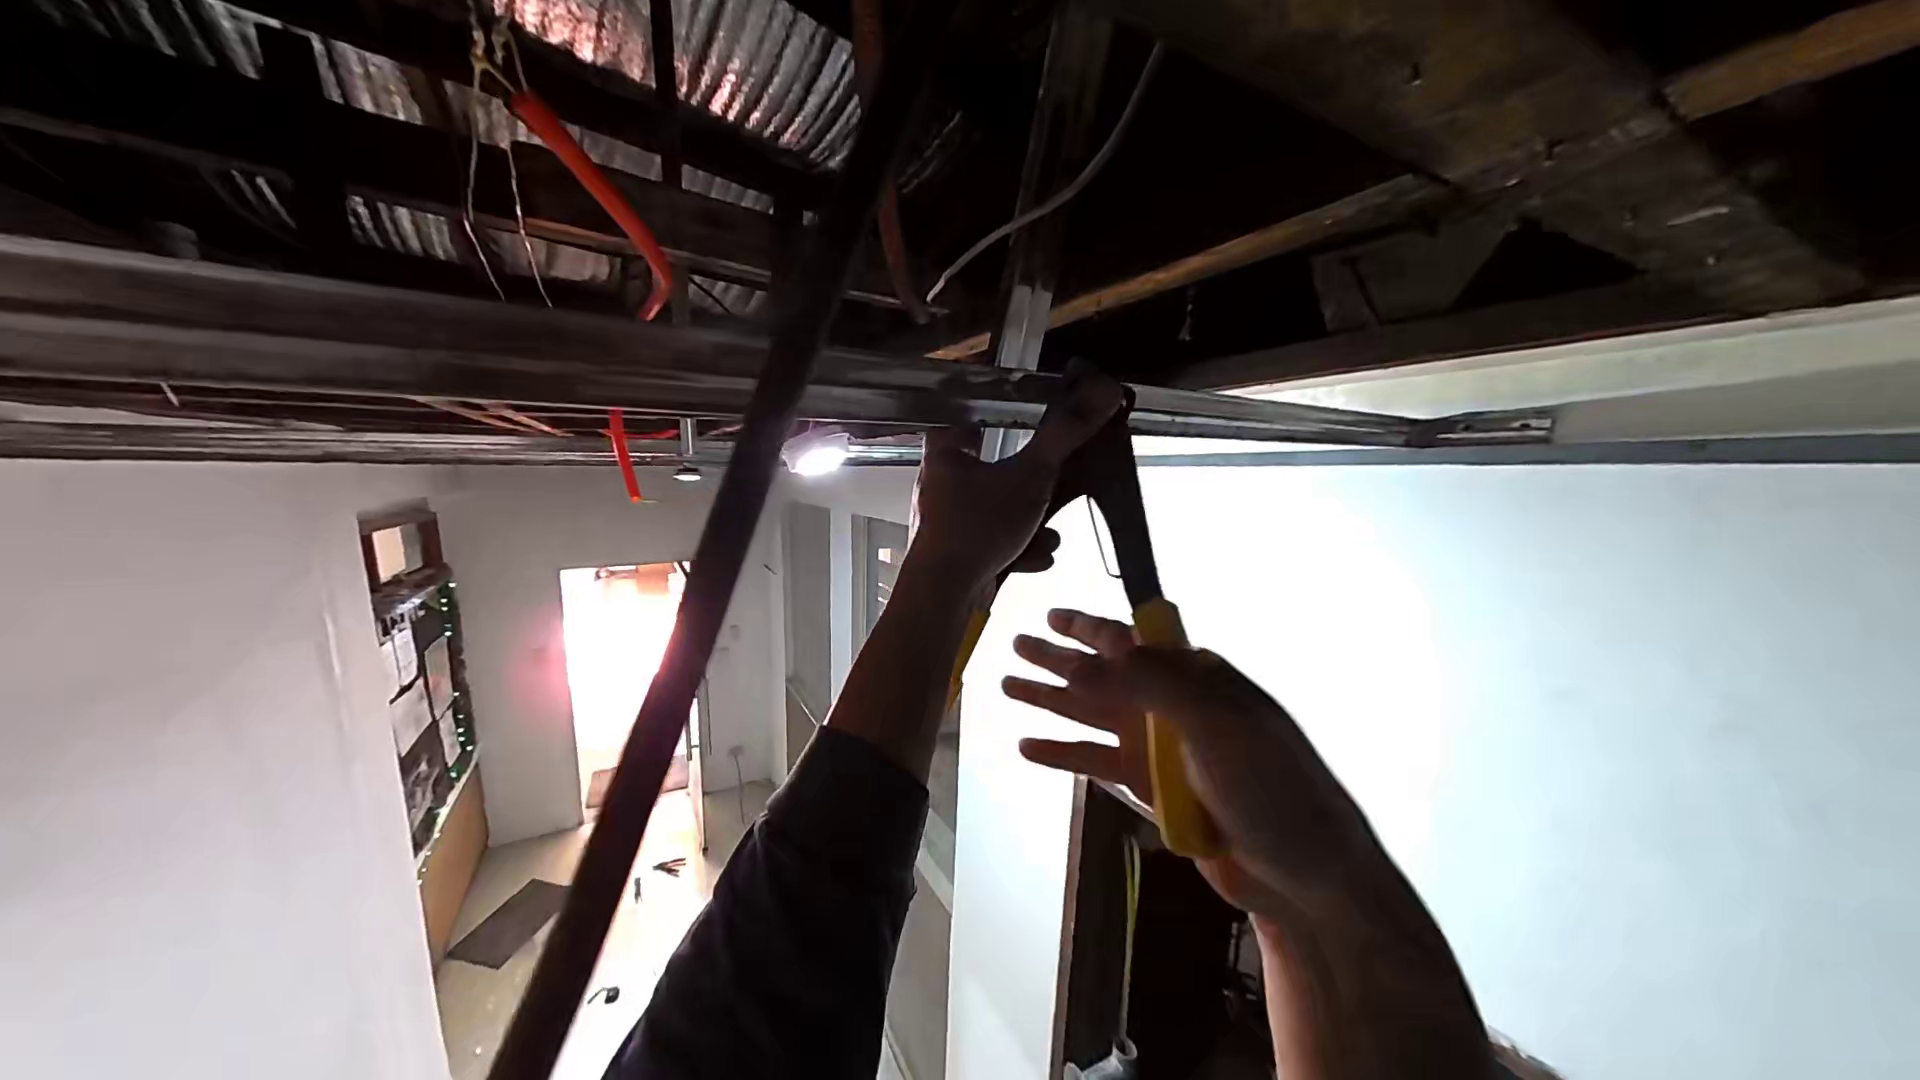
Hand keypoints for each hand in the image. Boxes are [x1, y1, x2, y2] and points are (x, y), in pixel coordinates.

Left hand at [907, 376, 1123, 590]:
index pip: (969, 409)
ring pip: (1000, 505)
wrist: (946, 593)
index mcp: (945, 450)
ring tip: (1043, 535)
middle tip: (1052, 483)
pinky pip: (996, 536)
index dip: (1000, 408)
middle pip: (995, 463)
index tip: (1026, 412)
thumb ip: (1065, 433)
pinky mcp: (958, 546)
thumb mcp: (1030, 475)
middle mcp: (941, 480)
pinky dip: (1018, 546)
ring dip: (1031, 522)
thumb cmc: (974, 528)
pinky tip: (1030, 557)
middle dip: (1034, 483)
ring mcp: (948, 516)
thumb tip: (1101, 391)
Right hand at [1005, 609, 1383, 918]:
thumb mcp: (1219, 721)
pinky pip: (1094, 761)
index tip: (1054, 615)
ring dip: (1049, 701)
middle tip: (1017, 643)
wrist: (1300, 872)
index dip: (1091, 627)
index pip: (1132, 641)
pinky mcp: (1148, 788)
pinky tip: (1028, 746)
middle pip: (1101, 673)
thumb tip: (1104, 645)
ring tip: (1008, 686)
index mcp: (1193, 678)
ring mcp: (1156, 748)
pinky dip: (1061, 752)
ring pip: (1089, 715)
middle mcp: (1169, 705)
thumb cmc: (1269, 784)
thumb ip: (1159, 680)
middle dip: (1058, 658)